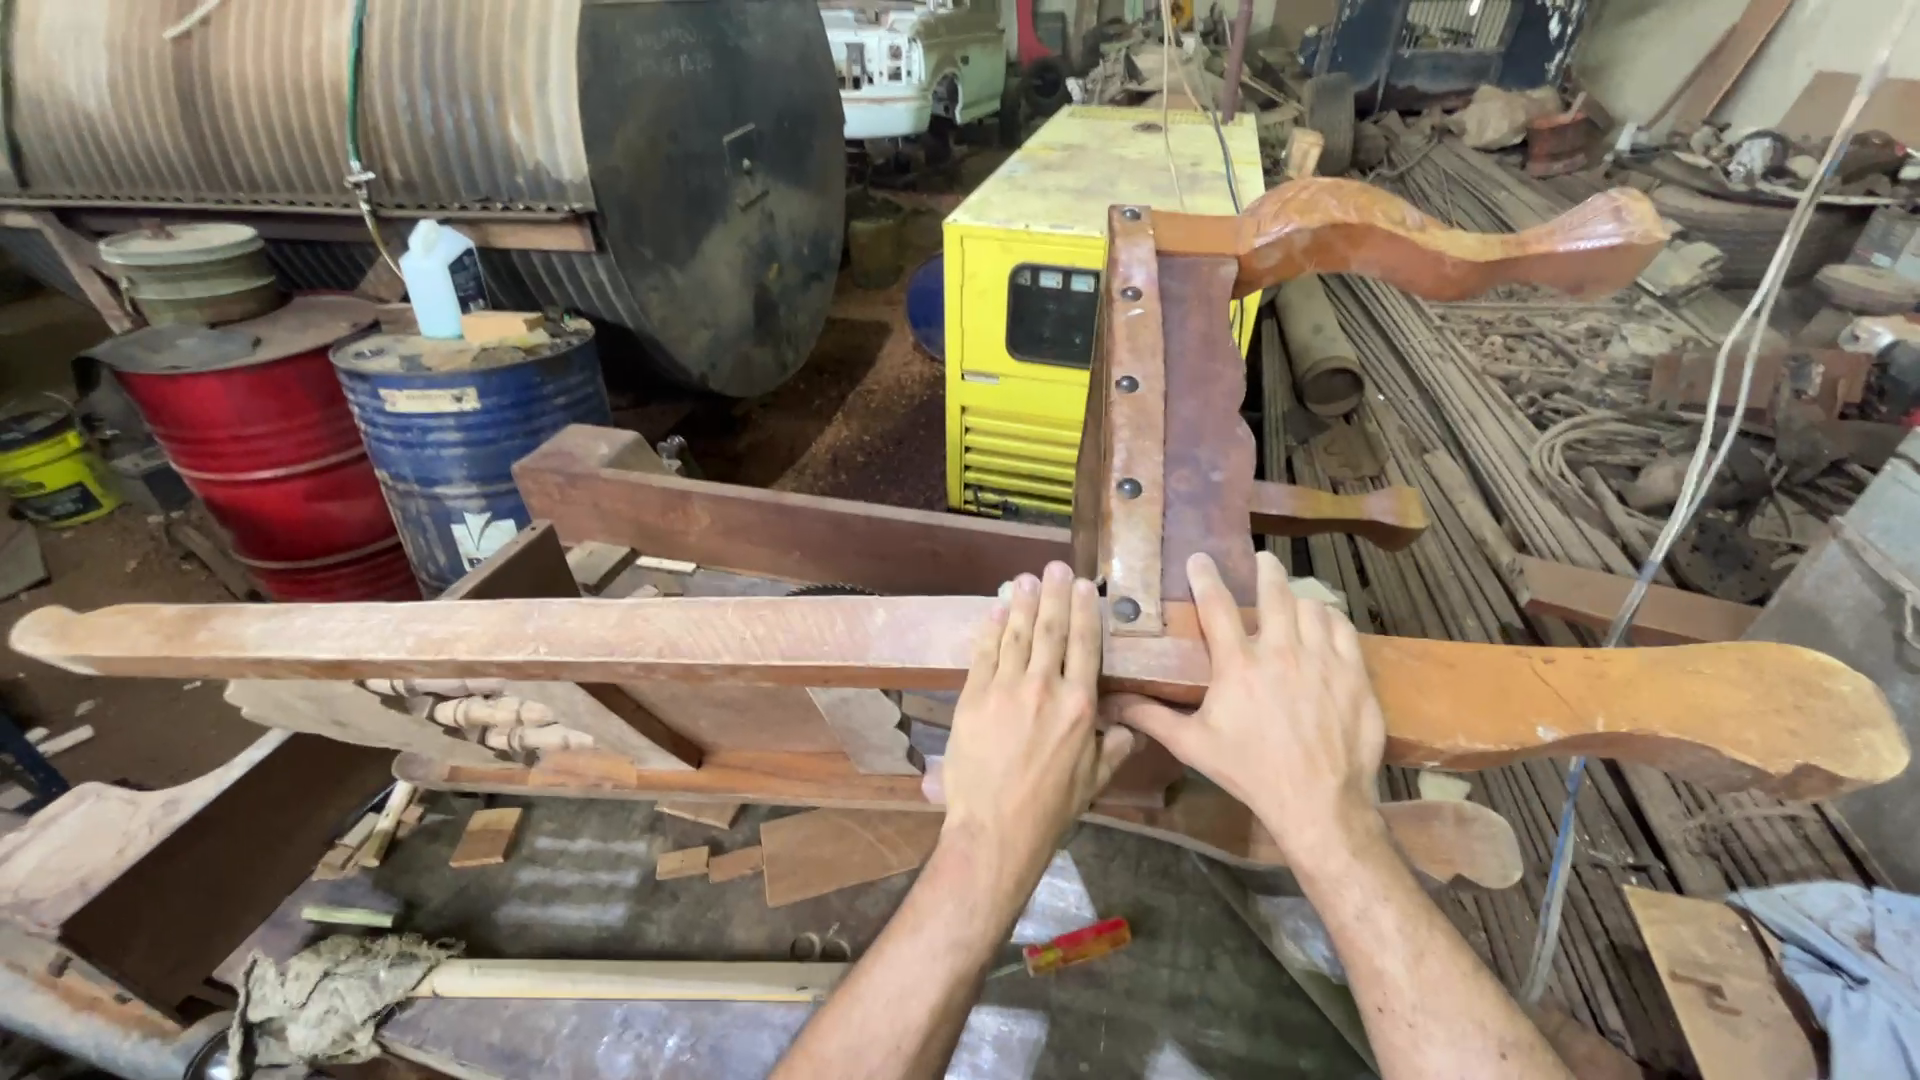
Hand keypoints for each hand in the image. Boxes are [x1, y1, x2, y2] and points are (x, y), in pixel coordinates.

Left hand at [930, 561, 1135, 887]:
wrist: (996, 828)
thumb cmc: (1050, 808)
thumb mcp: (1094, 781)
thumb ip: (1114, 748)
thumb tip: (1132, 727)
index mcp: (1080, 706)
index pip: (1085, 646)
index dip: (1084, 612)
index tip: (1083, 586)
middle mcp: (1044, 688)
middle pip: (1049, 630)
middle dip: (1052, 594)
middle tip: (1053, 566)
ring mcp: (1005, 689)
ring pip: (1015, 635)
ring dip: (1020, 603)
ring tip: (1024, 578)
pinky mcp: (973, 697)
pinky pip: (983, 654)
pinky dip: (989, 629)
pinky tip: (994, 611)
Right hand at [1104, 550, 1385, 864]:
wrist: (1318, 802)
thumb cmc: (1250, 772)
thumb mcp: (1193, 745)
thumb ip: (1151, 717)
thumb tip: (1109, 704)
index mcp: (1238, 665)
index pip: (1216, 606)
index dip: (1205, 577)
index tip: (1200, 558)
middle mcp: (1280, 652)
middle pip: (1274, 592)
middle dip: (1265, 570)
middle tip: (1261, 560)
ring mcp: (1322, 661)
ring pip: (1311, 606)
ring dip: (1298, 597)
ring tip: (1293, 596)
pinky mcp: (1354, 675)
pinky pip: (1343, 628)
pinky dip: (1330, 617)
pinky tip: (1324, 620)